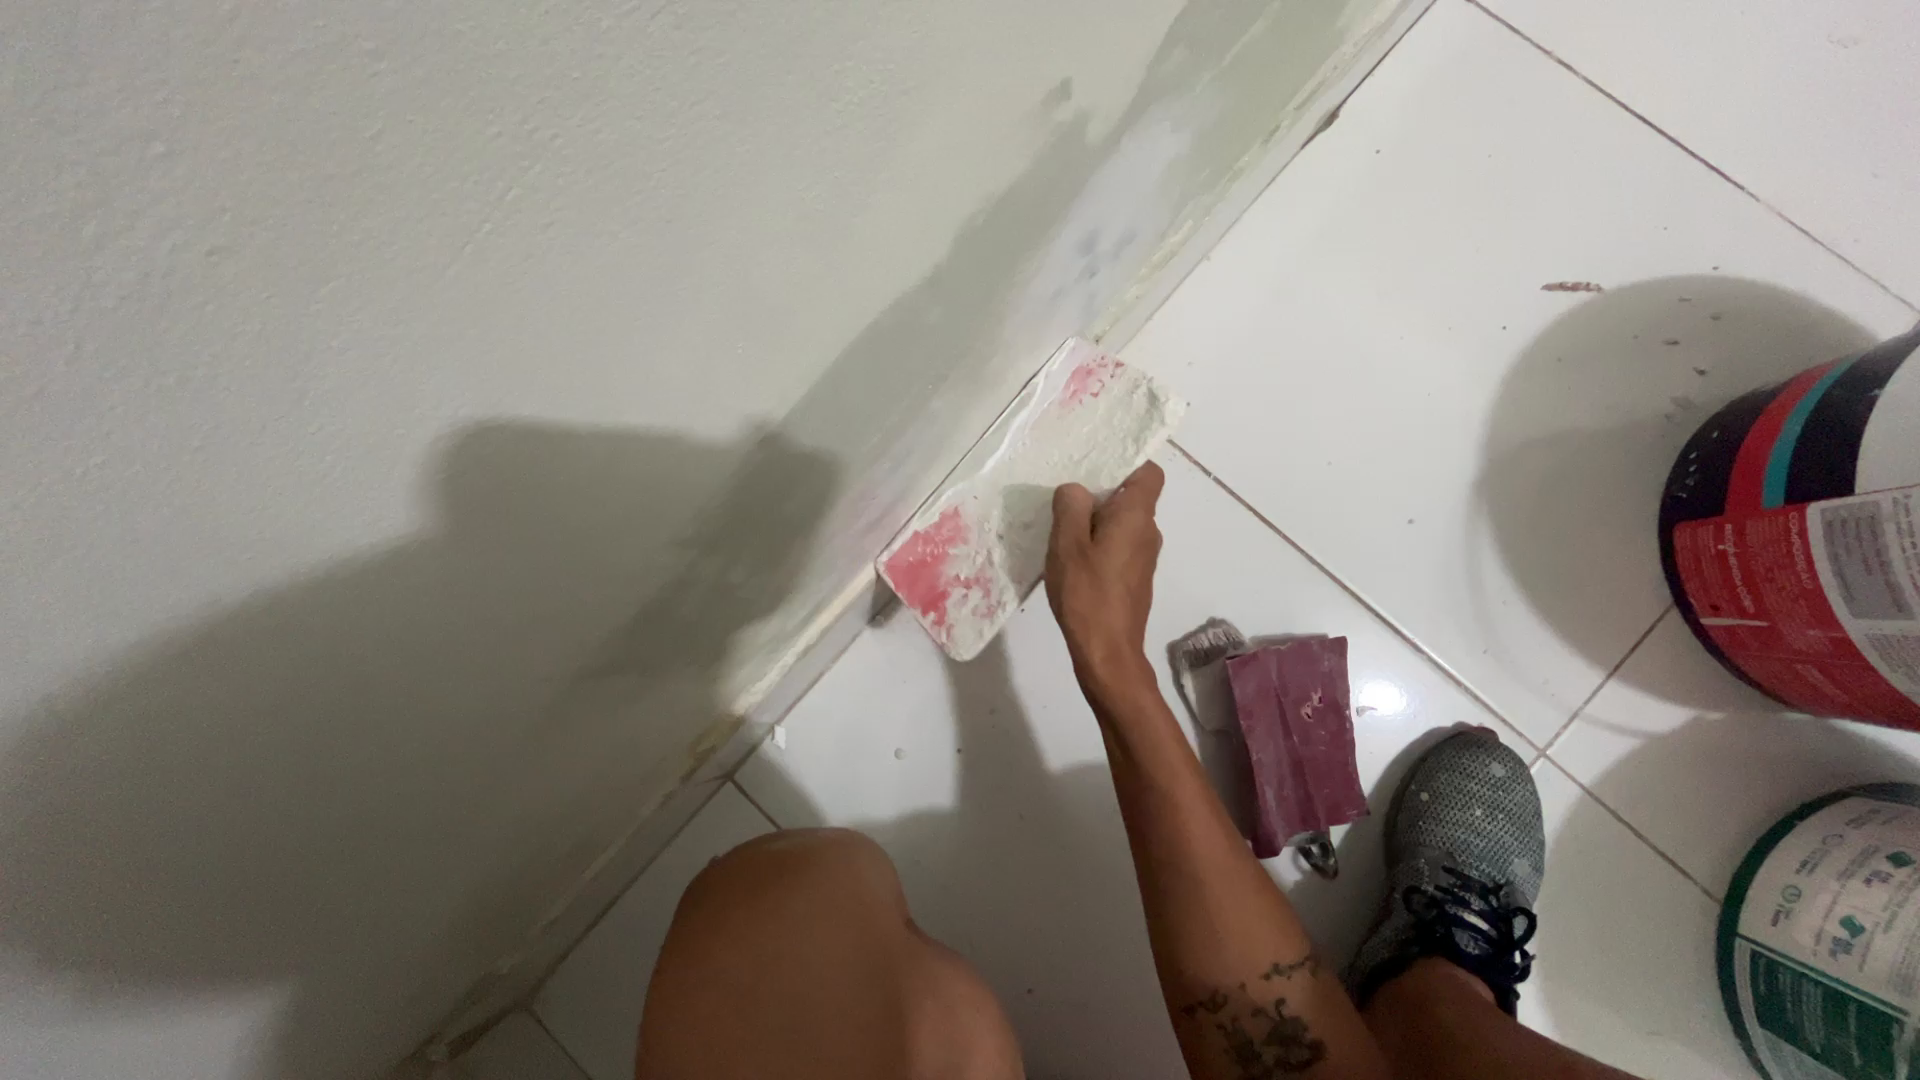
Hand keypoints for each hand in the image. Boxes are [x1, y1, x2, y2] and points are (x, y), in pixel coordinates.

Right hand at [1045, 461, 1165, 705]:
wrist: (1107, 652)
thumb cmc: (1087, 593)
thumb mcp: (1067, 543)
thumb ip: (1071, 507)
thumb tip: (1076, 490)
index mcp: (1137, 516)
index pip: (1149, 473)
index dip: (1126, 464)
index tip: (1094, 469)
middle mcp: (1148, 533)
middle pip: (1130, 498)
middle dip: (1099, 495)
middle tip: (1064, 503)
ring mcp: (1143, 558)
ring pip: (1122, 525)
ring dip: (1095, 524)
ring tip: (1062, 534)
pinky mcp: (1134, 579)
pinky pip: (1118, 547)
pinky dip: (1098, 546)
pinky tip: (1072, 562)